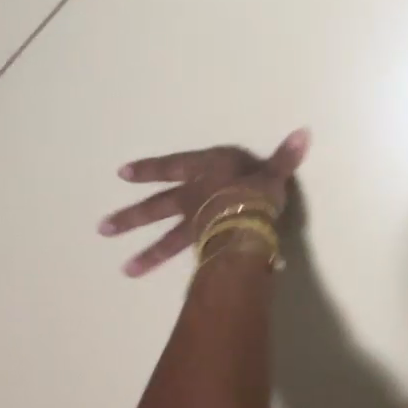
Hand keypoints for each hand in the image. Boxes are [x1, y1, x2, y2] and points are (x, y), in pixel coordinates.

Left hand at [100, 129, 309, 275]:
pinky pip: (184, 254)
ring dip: (146, 253)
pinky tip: (158, 275)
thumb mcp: (274, 170)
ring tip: (125, 270)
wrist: (246, 219)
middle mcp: (193, 195)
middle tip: (103, 228)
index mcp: (208, 169)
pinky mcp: (201, 244)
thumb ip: (285, 156)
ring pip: (166, 237)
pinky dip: (169, 264)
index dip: (150, 169)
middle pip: (158, 206)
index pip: (173, 166)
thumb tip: (304, 132)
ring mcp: (195, 222)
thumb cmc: (256, 189)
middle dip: (132, 217)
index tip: (123, 175)